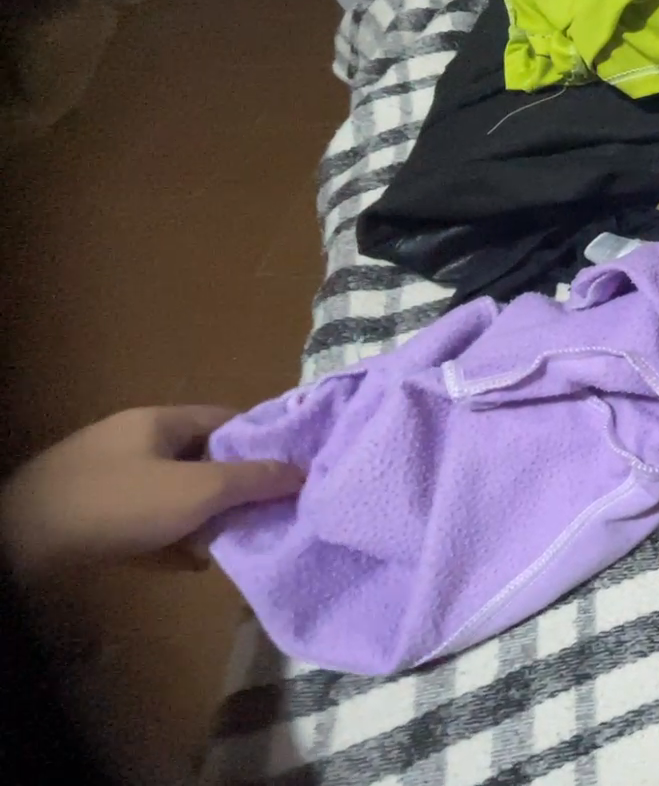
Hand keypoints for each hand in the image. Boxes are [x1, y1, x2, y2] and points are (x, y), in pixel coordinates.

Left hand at [0, 406, 302, 576]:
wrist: (7, 552)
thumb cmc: (115, 506)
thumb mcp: (201, 490)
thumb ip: (259, 478)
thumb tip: (305, 472)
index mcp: (158, 421)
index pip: (232, 421)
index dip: (267, 443)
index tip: (293, 470)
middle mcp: (131, 443)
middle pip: (205, 460)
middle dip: (238, 486)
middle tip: (268, 509)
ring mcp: (102, 480)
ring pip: (176, 493)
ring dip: (205, 517)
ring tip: (233, 539)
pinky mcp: (81, 516)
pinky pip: (143, 521)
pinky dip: (170, 538)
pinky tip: (189, 561)